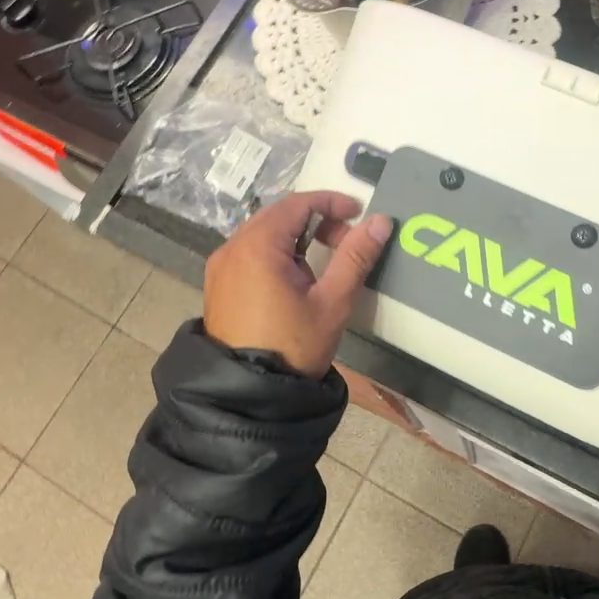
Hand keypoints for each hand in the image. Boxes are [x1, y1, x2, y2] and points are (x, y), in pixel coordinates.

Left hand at [203, 191, 392, 377]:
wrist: (249, 395)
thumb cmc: (294, 346)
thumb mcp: (332, 301)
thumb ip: (356, 257)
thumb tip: (381, 222)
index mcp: (258, 245)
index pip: (297, 204)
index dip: (331, 202)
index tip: (358, 214)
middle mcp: (232, 248)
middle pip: (278, 215)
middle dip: (315, 220)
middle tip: (346, 242)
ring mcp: (220, 267)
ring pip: (262, 234)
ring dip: (296, 237)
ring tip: (323, 266)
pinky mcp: (218, 286)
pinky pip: (249, 253)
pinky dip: (275, 253)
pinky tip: (295, 281)